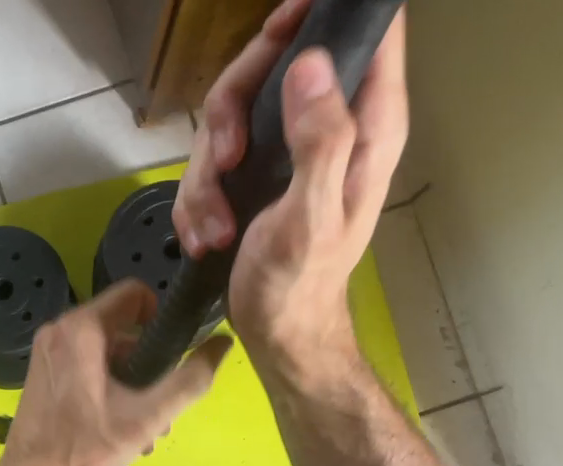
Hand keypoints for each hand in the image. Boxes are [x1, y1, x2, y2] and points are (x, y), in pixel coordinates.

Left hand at [0, 281, 231, 465]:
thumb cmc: (85, 449)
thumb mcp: (147, 417)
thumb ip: (190, 379)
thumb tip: (223, 343)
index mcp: (81, 330)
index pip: (134, 293)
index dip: (162, 316)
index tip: (174, 352)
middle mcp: (58, 331)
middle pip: (121, 327)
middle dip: (148, 362)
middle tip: (161, 402)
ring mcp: (47, 354)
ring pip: (105, 352)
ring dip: (132, 383)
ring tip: (146, 426)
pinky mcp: (43, 375)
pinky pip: (86, 367)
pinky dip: (108, 387)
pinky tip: (121, 427)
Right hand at [174, 0, 408, 386]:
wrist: (276, 336)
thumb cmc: (301, 286)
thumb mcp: (312, 218)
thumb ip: (320, 141)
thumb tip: (309, 63)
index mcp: (364, 126)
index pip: (365, 34)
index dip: (323, 13)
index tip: (285, 19)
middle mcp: (324, 127)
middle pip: (268, 66)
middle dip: (229, 116)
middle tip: (225, 159)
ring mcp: (281, 152)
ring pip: (227, 119)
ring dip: (206, 179)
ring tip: (212, 230)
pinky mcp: (249, 179)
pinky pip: (209, 164)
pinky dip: (197, 204)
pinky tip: (204, 238)